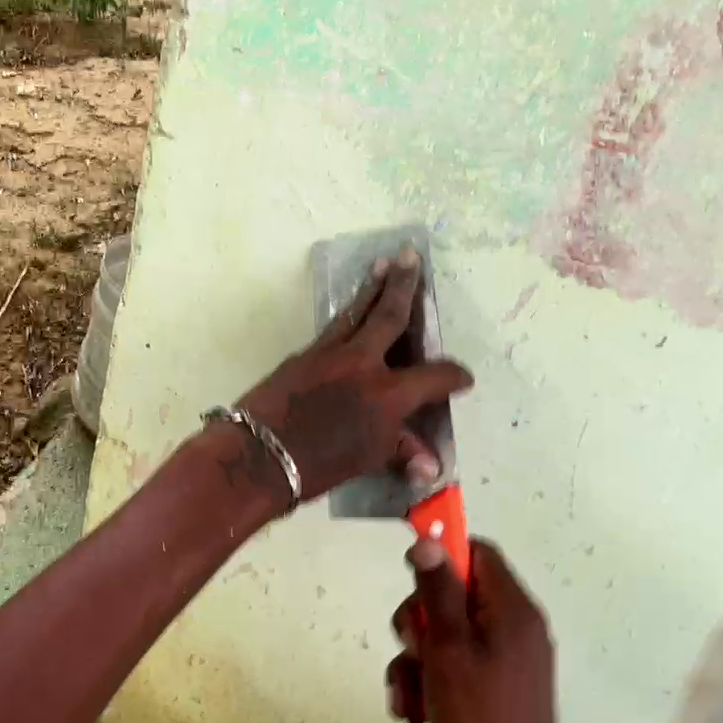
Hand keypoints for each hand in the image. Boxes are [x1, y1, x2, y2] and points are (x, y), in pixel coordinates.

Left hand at [229, 249, 472, 501]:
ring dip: (370, 288)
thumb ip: (401, 451)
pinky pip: (332, 327)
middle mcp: (362, 362)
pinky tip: (351, 310)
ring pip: (355, 312)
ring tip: (382, 264)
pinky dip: (347, 315)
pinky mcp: (303, 354)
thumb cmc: (320, 466)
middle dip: (403, 285)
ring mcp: (328, 353)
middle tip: (409, 256)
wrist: (260, 453)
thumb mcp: (368, 460)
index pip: (434, 376)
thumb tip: (430, 464)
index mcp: (387, 393)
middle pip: (388, 315)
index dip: (453, 377)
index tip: (463, 378)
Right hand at [387, 538, 558, 722]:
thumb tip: (429, 538)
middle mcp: (515, 629)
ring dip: (416, 658)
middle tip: (411, 645)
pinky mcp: (497, 689)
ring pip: (446, 633)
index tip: (412, 573)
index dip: (443, 555)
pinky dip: (429, 681)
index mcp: (513, 610)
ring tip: (407, 691)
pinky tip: (414, 709)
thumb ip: (436, 589)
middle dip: (420, 619)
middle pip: (454, 594)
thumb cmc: (478, 715)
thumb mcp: (448, 645)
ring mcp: (507, 661)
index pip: (477, 552)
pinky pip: (455, 664)